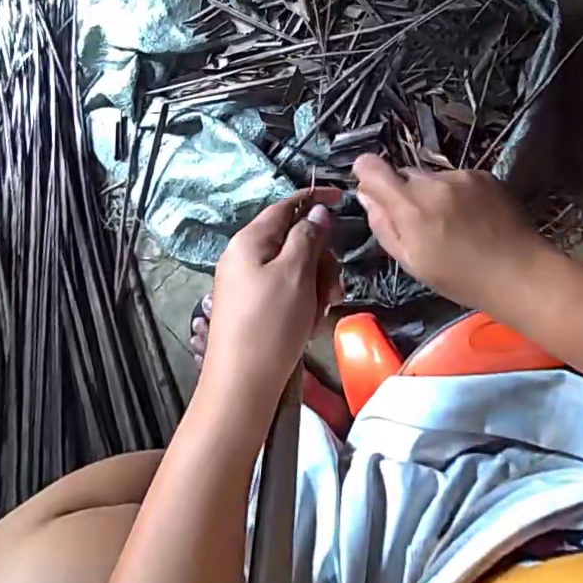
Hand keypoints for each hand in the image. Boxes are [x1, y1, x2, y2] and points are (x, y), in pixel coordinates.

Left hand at [201, 187, 344, 407]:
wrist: (241, 385)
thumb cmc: (270, 324)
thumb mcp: (296, 273)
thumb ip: (308, 236)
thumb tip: (316, 210)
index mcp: (250, 240)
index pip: (286, 206)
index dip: (314, 198)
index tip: (341, 197)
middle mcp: (244, 256)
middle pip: (294, 239)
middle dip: (320, 260)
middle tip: (333, 289)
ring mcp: (246, 282)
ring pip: (294, 267)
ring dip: (315, 284)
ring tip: (320, 312)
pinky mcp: (252, 306)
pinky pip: (285, 290)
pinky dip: (302, 302)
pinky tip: (307, 324)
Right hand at [352, 154, 553, 310]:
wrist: (521, 273)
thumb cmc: (461, 278)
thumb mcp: (411, 263)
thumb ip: (383, 226)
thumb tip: (366, 196)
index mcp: (411, 207)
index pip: (372, 168)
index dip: (366, 174)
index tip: (373, 189)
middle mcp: (433, 183)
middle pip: (405, 175)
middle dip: (406, 194)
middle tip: (423, 226)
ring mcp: (461, 176)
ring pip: (432, 178)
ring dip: (434, 195)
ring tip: (454, 226)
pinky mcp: (484, 174)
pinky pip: (457, 179)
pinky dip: (457, 194)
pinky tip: (472, 218)